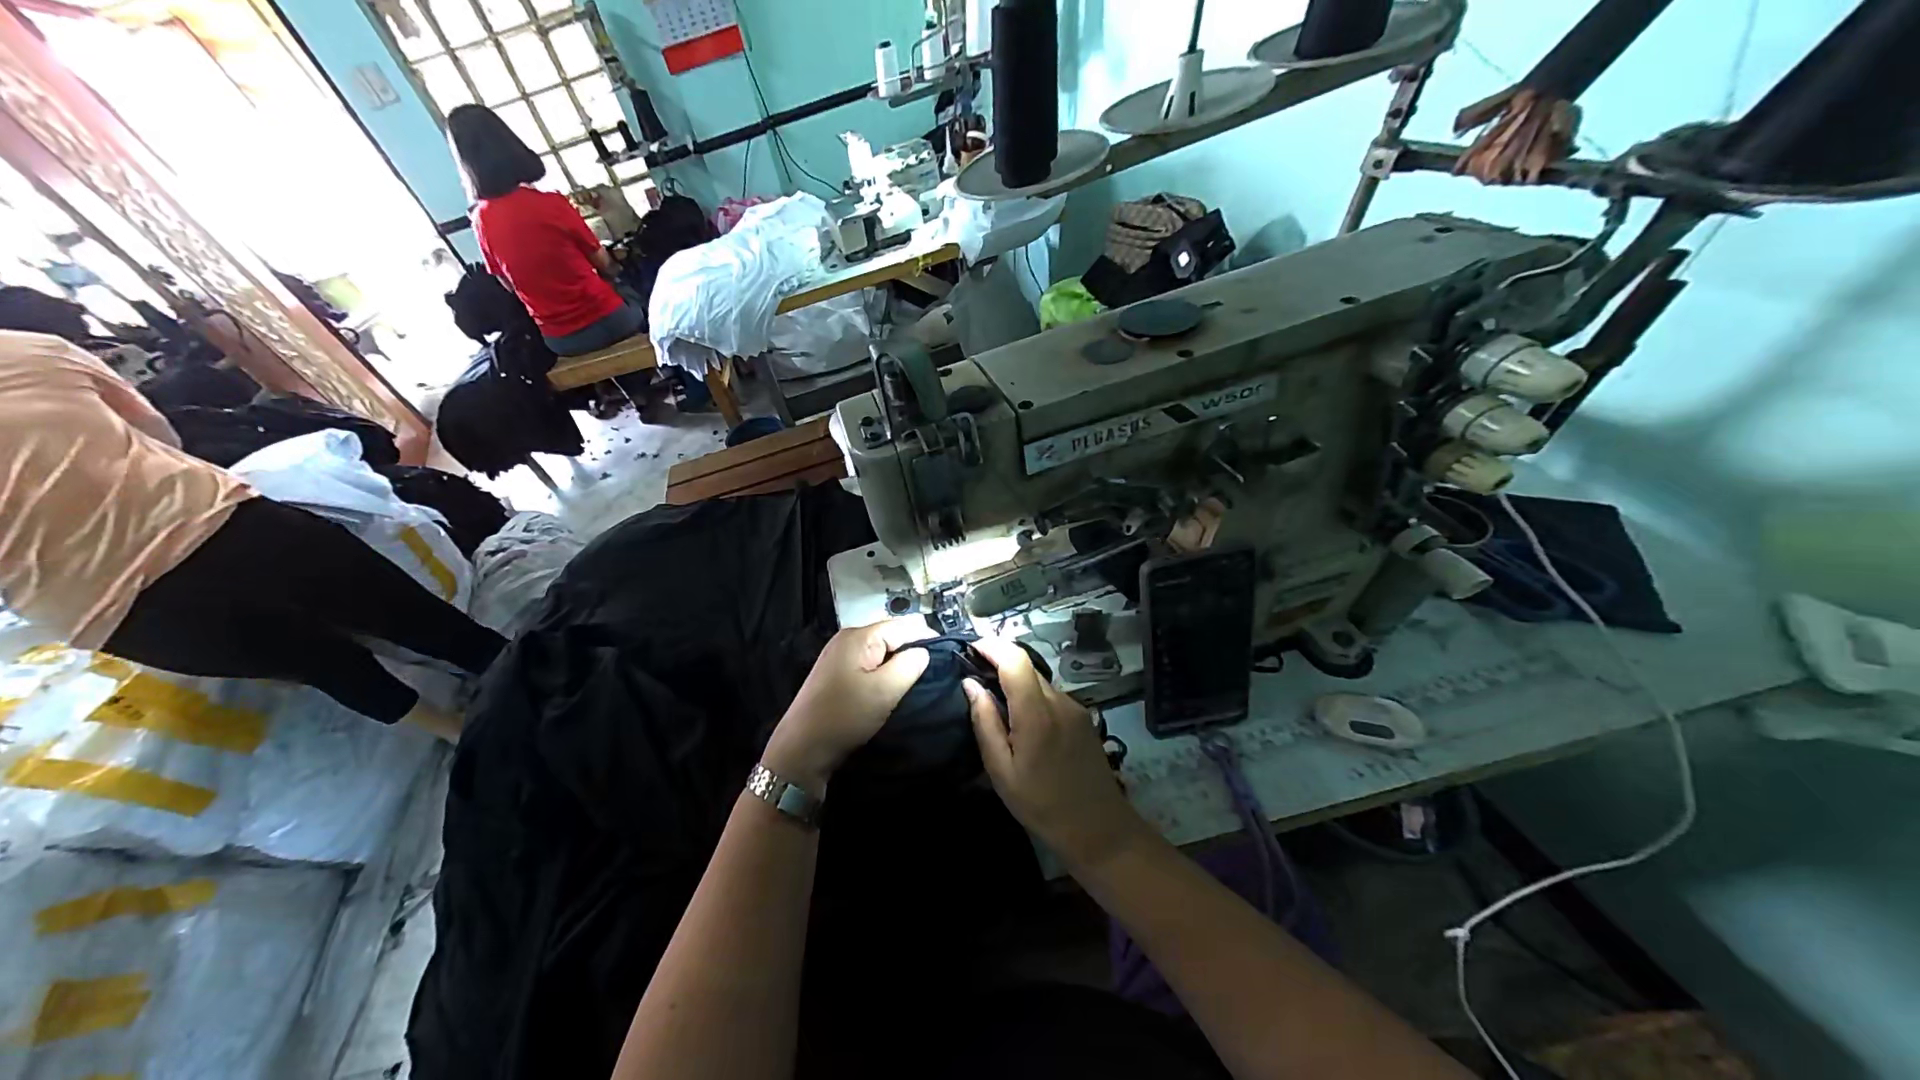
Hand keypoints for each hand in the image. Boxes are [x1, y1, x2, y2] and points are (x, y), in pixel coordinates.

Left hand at [764, 618, 933, 792]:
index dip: (928, 638)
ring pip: (882, 652)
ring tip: (915, 683)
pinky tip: (891, 689)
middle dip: (912, 652)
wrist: (802, 749)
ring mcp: (840, 655)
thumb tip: (924, 651)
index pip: (904, 625)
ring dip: (898, 665)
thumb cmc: (844, 717)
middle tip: (932, 675)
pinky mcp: (837, 673)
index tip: (947, 658)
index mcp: (859, 636)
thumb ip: (910, 665)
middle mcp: (848, 638)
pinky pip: (870, 664)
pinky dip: (883, 674)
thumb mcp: (884, 690)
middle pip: (892, 636)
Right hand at [964, 636, 1150, 870]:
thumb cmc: (1041, 804)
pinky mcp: (1083, 717)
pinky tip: (1022, 722)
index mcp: (1037, 714)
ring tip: (995, 705)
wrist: (1098, 828)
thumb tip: (970, 684)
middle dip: (999, 664)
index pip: (1015, 659)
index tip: (970, 648)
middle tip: (974, 679)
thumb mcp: (1001, 770)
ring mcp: (1075, 708)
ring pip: (1039, 681)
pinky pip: (1051, 696)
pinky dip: (1032, 697)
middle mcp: (1059, 701)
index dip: (991, 645)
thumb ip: (984, 722)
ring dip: (1016, 683)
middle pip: (1026, 667)